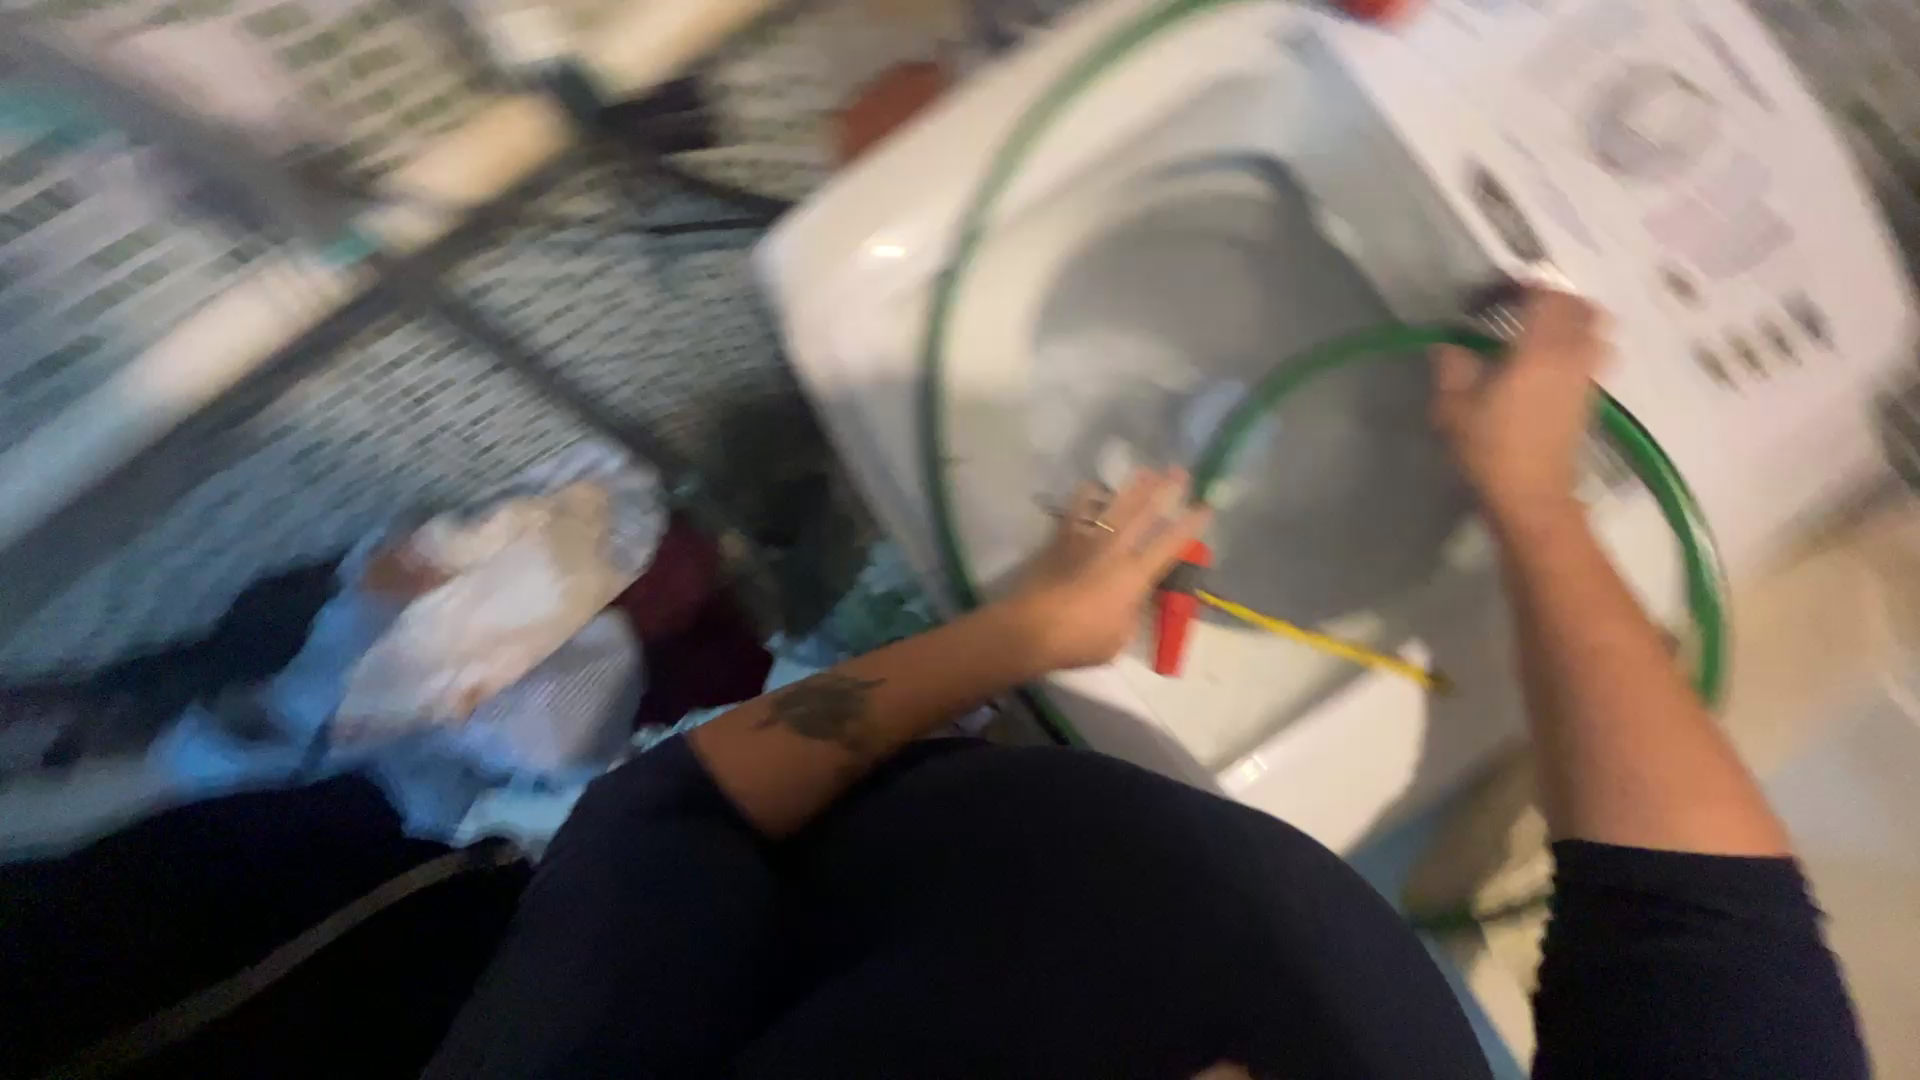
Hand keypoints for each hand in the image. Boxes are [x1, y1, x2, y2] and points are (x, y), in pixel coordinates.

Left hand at [999, 468, 1211, 671]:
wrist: (1030, 627)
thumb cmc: (1078, 640)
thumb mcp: (1118, 637)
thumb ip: (1129, 614)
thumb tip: (1129, 600)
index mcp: (1135, 575)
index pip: (1170, 545)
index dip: (1191, 525)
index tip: (1205, 507)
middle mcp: (1115, 549)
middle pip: (1144, 513)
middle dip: (1165, 490)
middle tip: (1179, 471)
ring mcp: (1086, 540)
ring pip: (1114, 506)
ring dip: (1132, 487)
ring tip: (1146, 471)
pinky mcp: (1060, 539)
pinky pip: (1076, 511)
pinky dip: (1085, 497)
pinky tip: (1090, 486)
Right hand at [1431, 289, 1609, 522]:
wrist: (1530, 493)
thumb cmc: (1487, 447)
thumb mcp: (1452, 405)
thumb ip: (1452, 365)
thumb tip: (1451, 344)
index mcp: (1540, 350)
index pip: (1546, 296)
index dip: (1521, 287)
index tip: (1491, 295)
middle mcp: (1573, 354)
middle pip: (1580, 307)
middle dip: (1550, 299)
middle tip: (1514, 309)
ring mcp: (1587, 375)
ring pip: (1594, 328)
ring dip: (1568, 320)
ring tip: (1534, 332)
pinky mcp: (1589, 395)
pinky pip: (1591, 352)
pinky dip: (1572, 345)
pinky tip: (1541, 362)